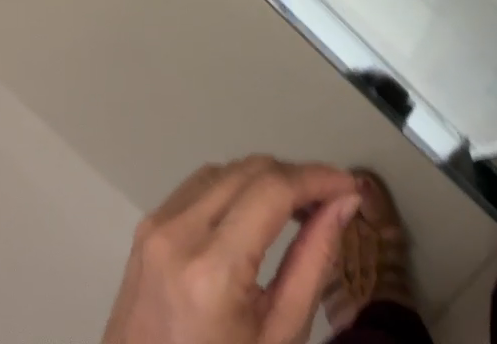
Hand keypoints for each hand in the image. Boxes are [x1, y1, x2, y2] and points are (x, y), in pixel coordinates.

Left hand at [102, 156, 360, 343]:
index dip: (320, 177)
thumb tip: (346, 200)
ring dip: (267, 179)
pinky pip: (200, 185)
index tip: (351, 186)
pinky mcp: (145, 233)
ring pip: (228, 169)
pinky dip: (235, 187)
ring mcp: (154, 230)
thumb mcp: (280, 334)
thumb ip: (315, 260)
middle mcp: (177, 235)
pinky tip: (254, 214)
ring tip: (296, 209)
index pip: (276, 188)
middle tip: (330, 201)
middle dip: (298, 176)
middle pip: (252, 169)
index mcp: (212, 269)